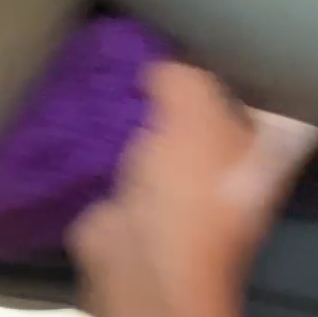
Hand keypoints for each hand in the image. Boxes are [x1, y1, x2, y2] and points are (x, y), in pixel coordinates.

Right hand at [69, 63, 317, 306]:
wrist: (138, 259)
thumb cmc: (185, 193)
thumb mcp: (195, 122)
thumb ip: (183, 86)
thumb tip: (158, 68)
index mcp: (249, 150)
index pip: (227, 103)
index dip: (197, 82)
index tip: (158, 58)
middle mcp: (211, 170)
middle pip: (180, 124)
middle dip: (150, 103)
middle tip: (114, 73)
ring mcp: (163, 192)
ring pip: (140, 147)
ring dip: (116, 130)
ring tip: (86, 97)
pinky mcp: (119, 206)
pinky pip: (105, 170)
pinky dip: (88, 155)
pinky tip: (69, 134)